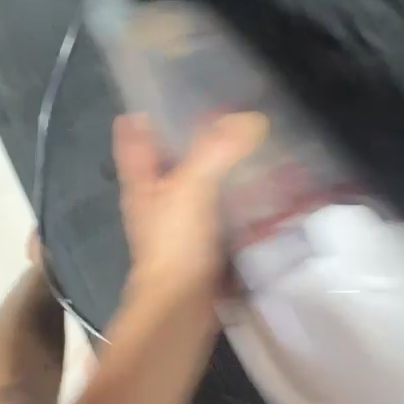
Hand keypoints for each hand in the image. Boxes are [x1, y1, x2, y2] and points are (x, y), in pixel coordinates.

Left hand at [111, 111, 268, 313]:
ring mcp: (181, 224)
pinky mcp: (205, 245)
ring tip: (257, 146)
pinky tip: (270, 191)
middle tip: (228, 114)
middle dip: (195, 138)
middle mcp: (157, 199)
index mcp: (141, 181)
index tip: (166, 93)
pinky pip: (226, 213)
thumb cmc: (175, 243)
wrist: (180, 310)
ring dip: (226, 169)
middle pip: (171, 159)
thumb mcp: (192, 186)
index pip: (133, 137)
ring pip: (202, 185)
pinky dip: (244, 201)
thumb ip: (217, 149)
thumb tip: (250, 118)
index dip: (145, 114)